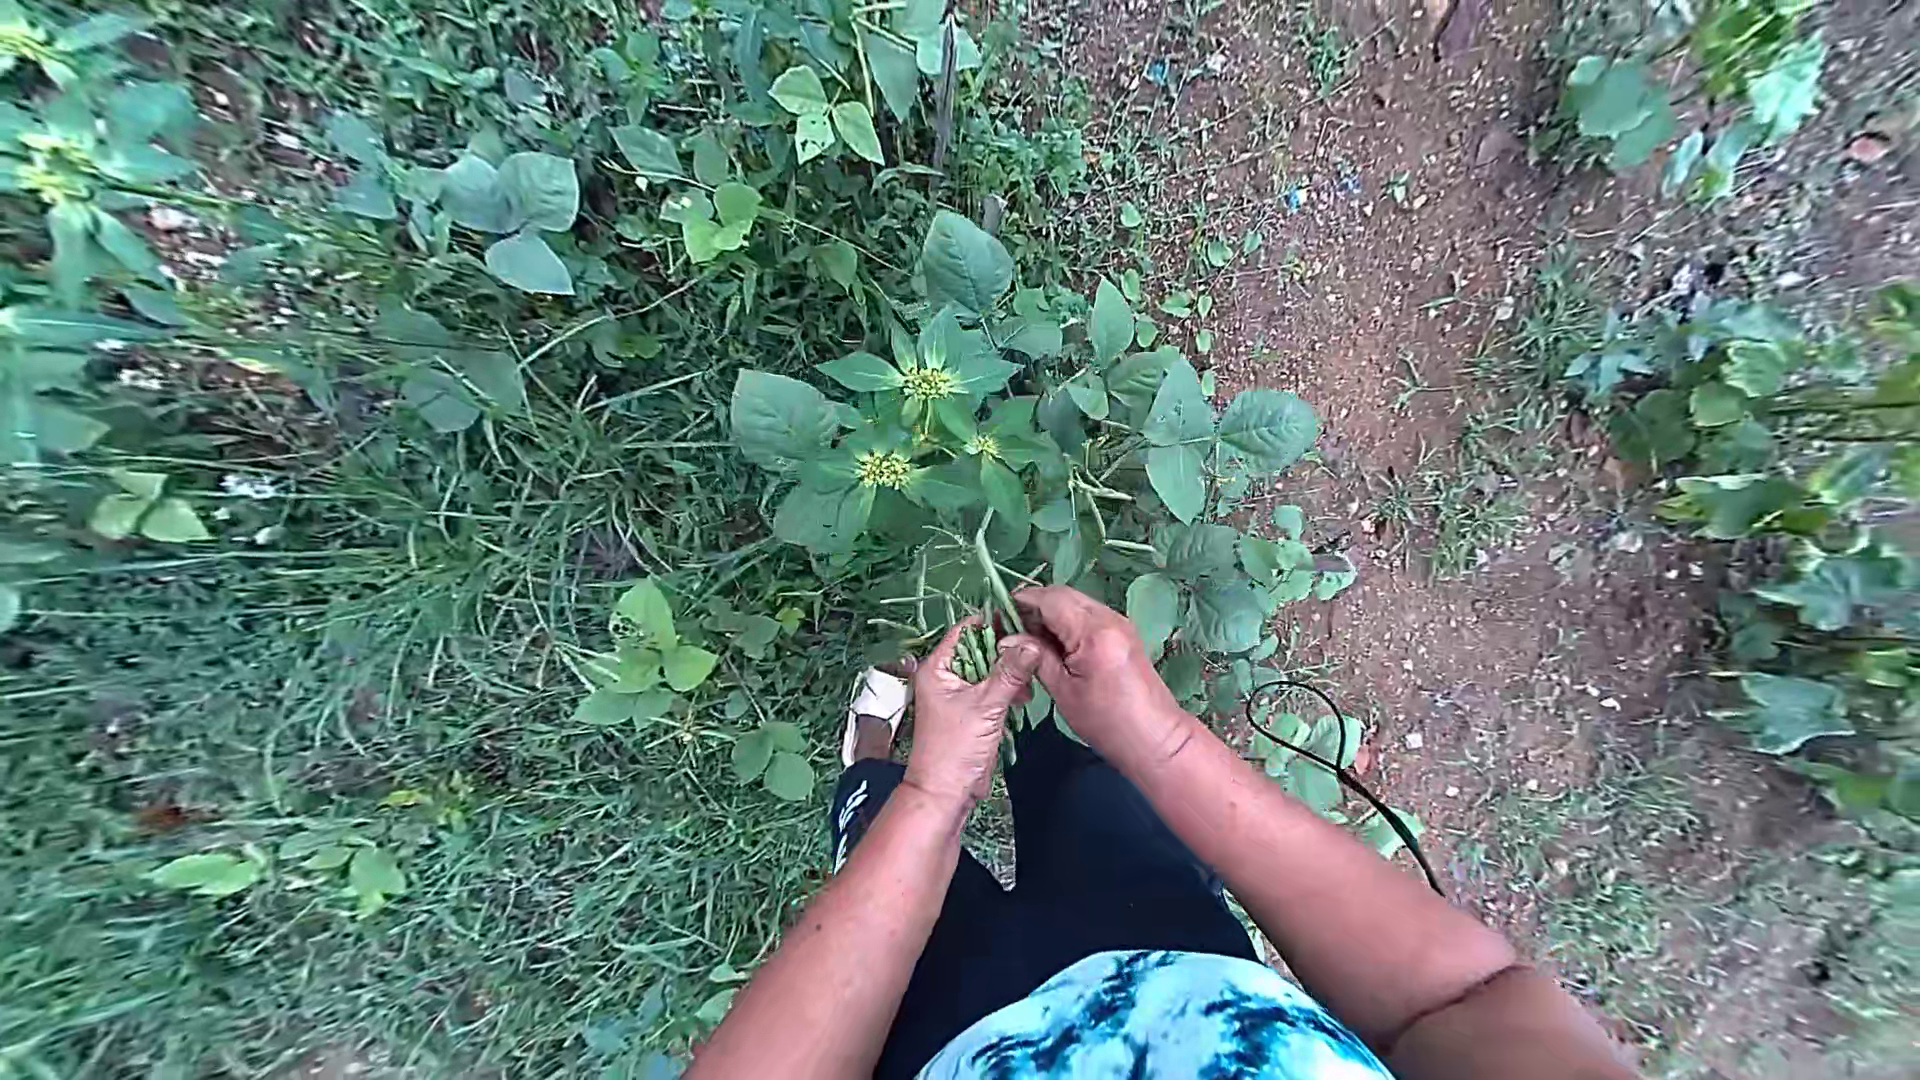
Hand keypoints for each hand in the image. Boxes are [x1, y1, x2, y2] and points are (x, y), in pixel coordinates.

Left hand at [902, 616, 1041, 805]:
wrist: (945, 794)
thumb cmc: (956, 747)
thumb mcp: (986, 706)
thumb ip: (1009, 673)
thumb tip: (1033, 643)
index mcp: (938, 666)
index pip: (966, 630)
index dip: (993, 623)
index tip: (1024, 622)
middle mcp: (946, 674)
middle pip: (980, 649)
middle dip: (1007, 651)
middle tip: (1034, 653)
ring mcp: (959, 693)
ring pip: (989, 669)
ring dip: (1010, 673)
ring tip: (1029, 684)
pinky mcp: (972, 710)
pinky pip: (992, 689)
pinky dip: (1008, 690)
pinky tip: (1024, 697)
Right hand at [1009, 586, 1186, 757]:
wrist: (1156, 739)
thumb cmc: (1107, 722)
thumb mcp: (1063, 691)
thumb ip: (1035, 657)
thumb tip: (1007, 639)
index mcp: (1093, 631)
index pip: (1049, 598)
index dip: (1020, 603)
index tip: (999, 618)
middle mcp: (1108, 617)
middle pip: (1061, 594)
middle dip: (1033, 607)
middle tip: (1012, 630)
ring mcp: (1118, 621)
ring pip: (1073, 602)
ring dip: (1049, 613)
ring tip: (1030, 639)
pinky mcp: (1121, 630)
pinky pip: (1086, 614)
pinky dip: (1066, 621)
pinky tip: (1054, 644)